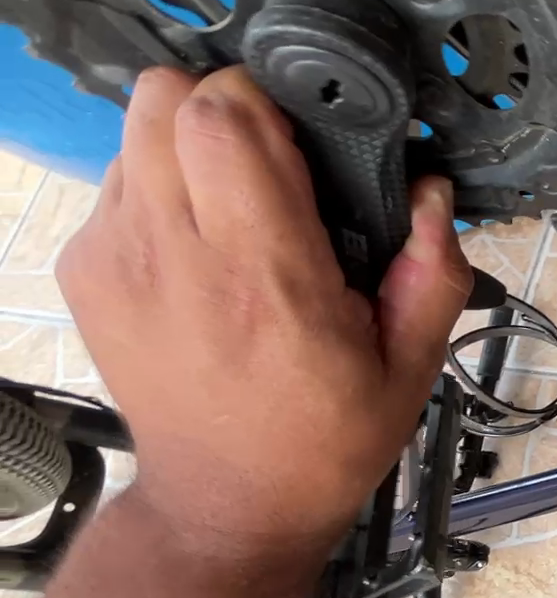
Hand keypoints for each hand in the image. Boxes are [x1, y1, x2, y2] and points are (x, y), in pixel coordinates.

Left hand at [57, 67, 470, 562]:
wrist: (235, 496)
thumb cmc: (336, 434)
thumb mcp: (415, 364)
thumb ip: (431, 273)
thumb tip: (430, 193)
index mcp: (270, 281)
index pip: (228, 123)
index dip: (277, 109)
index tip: (322, 148)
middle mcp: (174, 256)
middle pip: (167, 101)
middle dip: (236, 111)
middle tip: (293, 171)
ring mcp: (115, 258)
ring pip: (136, 130)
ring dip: (202, 146)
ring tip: (258, 209)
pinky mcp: (85, 267)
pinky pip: (123, 181)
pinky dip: (172, 185)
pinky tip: (219, 245)